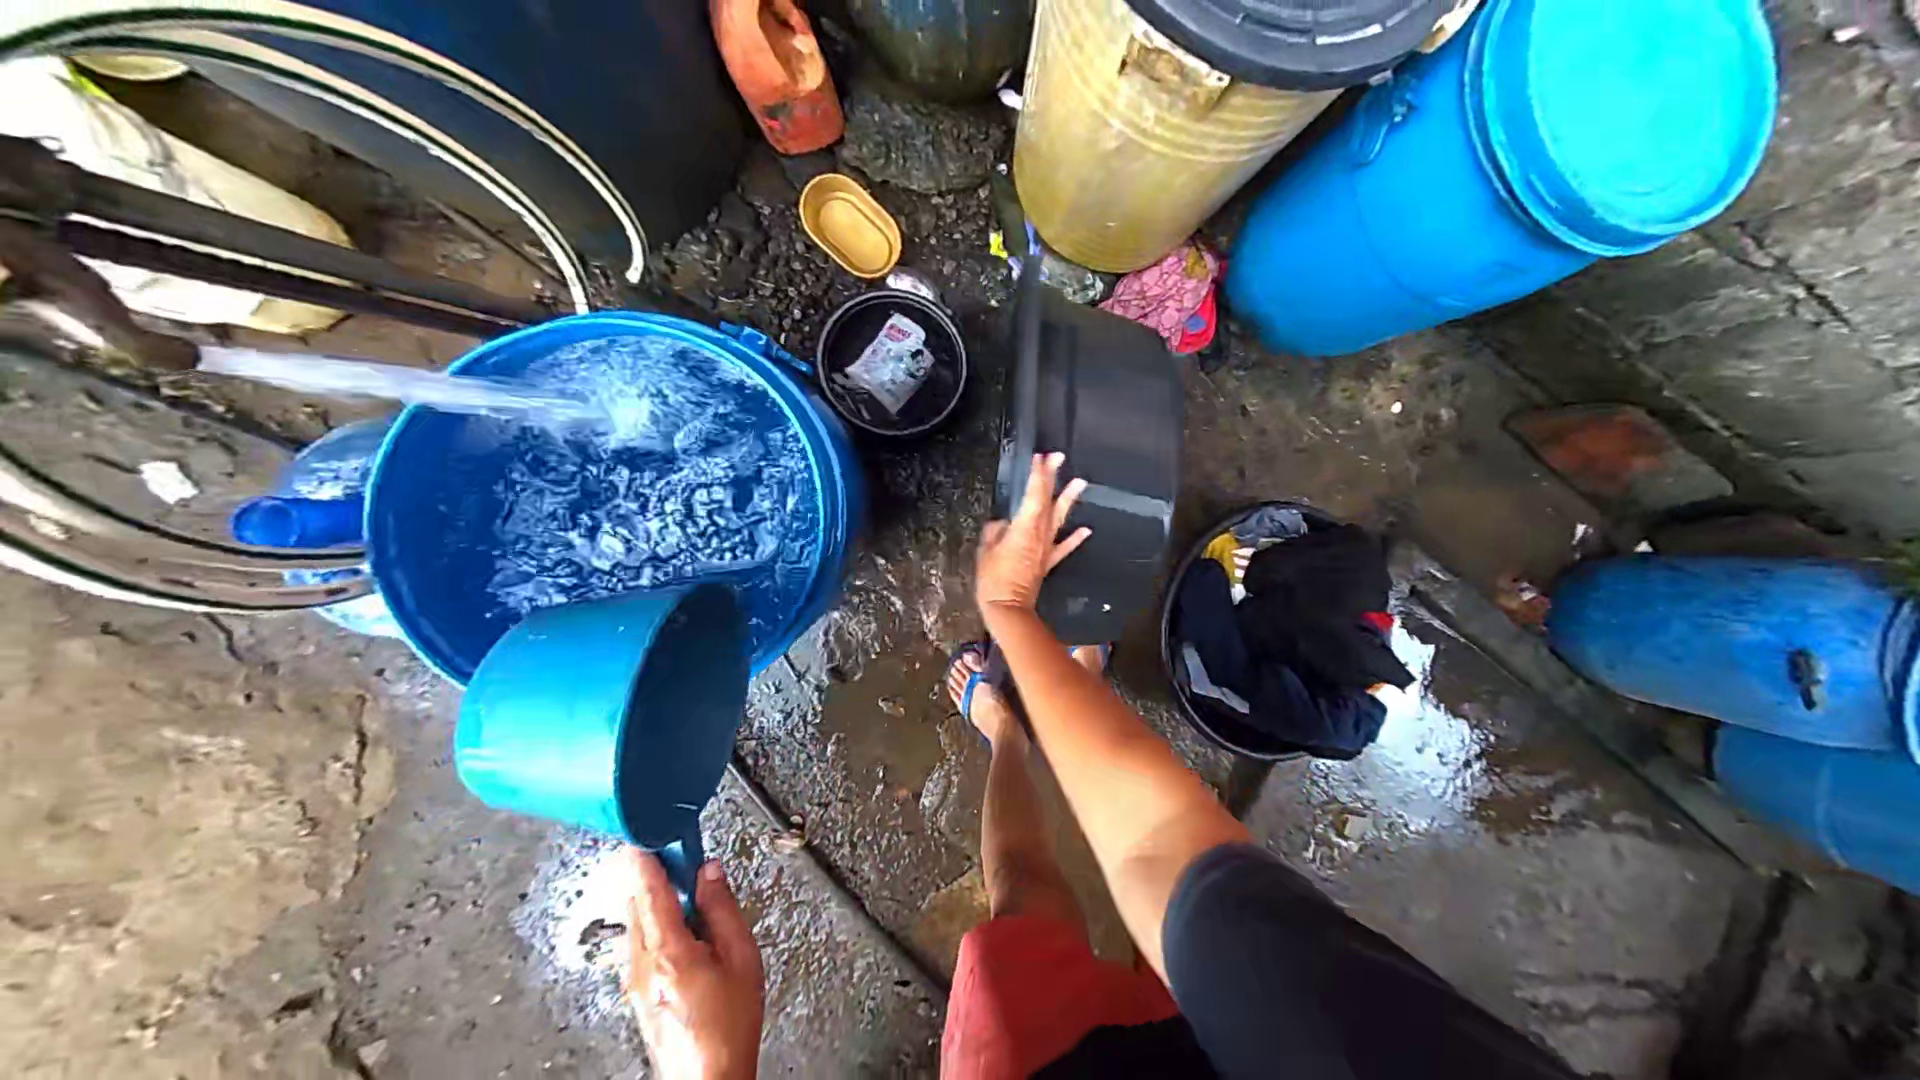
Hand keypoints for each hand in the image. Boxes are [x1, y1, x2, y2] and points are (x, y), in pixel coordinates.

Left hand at [626, 851, 764, 1079]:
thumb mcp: (741, 956)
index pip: (648, 888)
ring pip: (636, 921)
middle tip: (683, 860)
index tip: (651, 832)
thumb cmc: (729, 1025)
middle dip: (656, 875)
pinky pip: (639, 942)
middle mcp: (641, 964)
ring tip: (691, 895)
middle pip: (637, 901)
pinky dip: (656, 922)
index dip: (647, 855)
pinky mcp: (636, 992)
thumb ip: (722, 907)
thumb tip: (708, 872)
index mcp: (668, 950)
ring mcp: (634, 980)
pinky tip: (684, 929)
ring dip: (657, 899)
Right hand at [976, 452, 1090, 613]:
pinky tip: (1087, 530)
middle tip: (1058, 456)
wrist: (1008, 609)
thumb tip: (1001, 523)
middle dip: (1052, 478)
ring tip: (1080, 482)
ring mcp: (1045, 548)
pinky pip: (1064, 547)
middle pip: (1047, 501)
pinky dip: (1076, 538)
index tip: (1040, 457)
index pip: (1032, 495)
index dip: (1037, 475)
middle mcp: (1039, 534)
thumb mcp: (986, 552)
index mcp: (1023, 528)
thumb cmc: (993, 580)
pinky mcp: (1047, 562)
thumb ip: (994, 533)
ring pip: (1059, 519)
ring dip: (1069, 500)